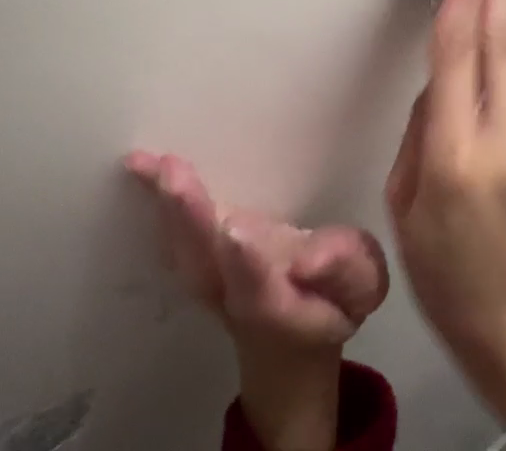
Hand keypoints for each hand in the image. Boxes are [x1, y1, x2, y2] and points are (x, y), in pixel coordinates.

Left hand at [125, 152, 388, 450]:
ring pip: (180, 248)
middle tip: (173, 173)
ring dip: (163, 205)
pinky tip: (144, 164)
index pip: (261, 290)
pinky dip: (155, 199)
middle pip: (204, 264)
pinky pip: (171, 232)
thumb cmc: (334, 303)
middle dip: (189, 218)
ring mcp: (206, 279)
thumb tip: (310, 257)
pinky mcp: (195, 259)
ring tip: (148, 162)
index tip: (236, 230)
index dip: (249, 263)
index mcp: (280, 308)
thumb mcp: (362, 290)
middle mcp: (231, 296)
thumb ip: (347, 269)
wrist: (289, 343)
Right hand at [385, 0, 505, 450]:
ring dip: (482, 93)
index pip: (455, 57)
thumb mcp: (404, 211)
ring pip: (502, 91)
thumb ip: (419, 137)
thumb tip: (440, 86)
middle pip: (500, 47)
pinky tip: (495, 189)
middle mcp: (503, 142)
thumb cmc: (445, 278)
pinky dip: (496, 132)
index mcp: (451, 158)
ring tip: (468, 177)